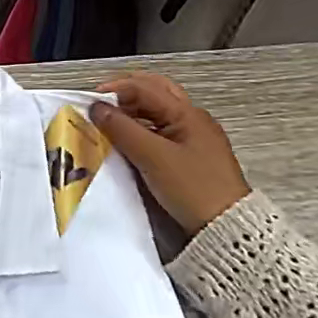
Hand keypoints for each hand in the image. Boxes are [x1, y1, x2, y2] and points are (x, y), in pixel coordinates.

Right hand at [91, 74, 249, 233]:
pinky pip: (162, 131)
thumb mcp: (153, 158)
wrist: (227, 230)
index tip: (90, 102)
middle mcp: (193, 118)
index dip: (116, 90)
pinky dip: (142, 129)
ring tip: (109, 123)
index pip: (145, 88)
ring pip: (159, 112)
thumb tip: (98, 108)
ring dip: (134, 112)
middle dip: (126, 94)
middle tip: (101, 105)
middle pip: (155, 93)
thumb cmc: (192, 189)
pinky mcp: (192, 156)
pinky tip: (128, 142)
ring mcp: (194, 137)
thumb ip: (123, 130)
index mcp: (187, 112)